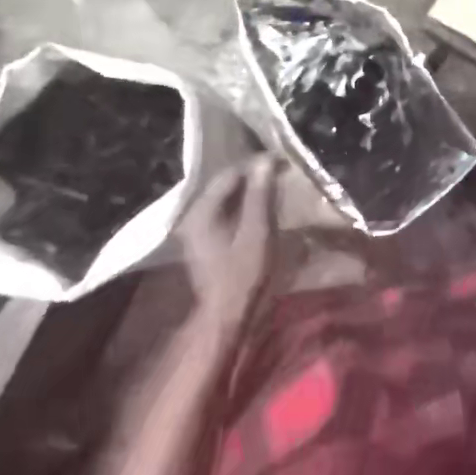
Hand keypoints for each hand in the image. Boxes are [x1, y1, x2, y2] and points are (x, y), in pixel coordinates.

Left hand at [174, 154, 277, 315]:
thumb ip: (259, 195)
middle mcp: (192, 215)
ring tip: (275, 185)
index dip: (257, 165)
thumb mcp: (257, 231)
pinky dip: (243, 205)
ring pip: (225, 198)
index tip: (283, 161)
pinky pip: (225, 211)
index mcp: (201, 211)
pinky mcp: (204, 239)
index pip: (230, 174)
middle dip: (253, 176)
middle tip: (282, 171)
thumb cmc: (243, 273)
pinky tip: (261, 206)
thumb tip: (264, 160)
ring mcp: (196, 229)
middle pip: (225, 184)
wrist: (227, 314)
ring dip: (249, 190)